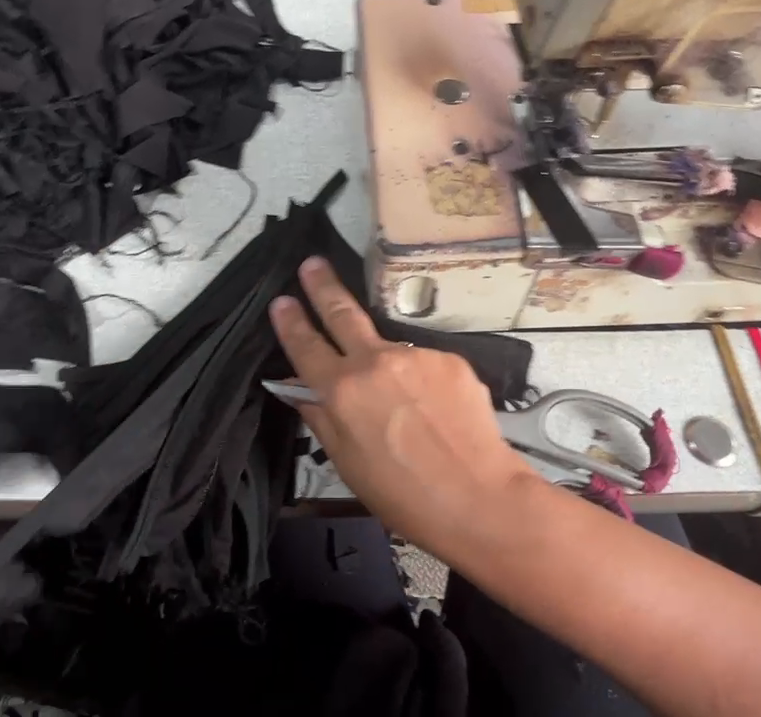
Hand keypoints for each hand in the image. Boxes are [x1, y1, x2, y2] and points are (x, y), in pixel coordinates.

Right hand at [268, 256, 540, 553]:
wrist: (478, 498)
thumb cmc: (403, 495)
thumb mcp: (347, 462)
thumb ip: (321, 417)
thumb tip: (300, 389)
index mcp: (341, 390)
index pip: (305, 345)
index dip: (290, 322)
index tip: (281, 301)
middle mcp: (375, 361)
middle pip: (342, 313)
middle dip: (323, 285)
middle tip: (313, 262)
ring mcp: (417, 355)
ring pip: (390, 348)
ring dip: (386, 363)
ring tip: (405, 407)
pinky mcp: (451, 359)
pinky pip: (426, 365)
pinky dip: (424, 383)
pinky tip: (436, 414)